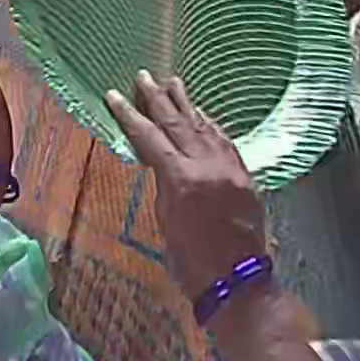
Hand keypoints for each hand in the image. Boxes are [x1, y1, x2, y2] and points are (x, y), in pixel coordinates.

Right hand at [105, 70, 266, 301]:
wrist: (238, 284)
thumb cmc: (190, 257)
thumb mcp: (165, 215)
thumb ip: (162, 178)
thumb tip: (159, 156)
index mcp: (181, 177)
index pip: (149, 135)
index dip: (129, 114)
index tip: (114, 94)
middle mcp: (207, 165)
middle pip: (177, 122)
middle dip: (157, 97)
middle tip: (144, 76)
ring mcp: (229, 168)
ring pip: (203, 126)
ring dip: (185, 103)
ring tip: (172, 82)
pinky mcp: (245, 175)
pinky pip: (224, 140)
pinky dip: (209, 124)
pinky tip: (200, 113)